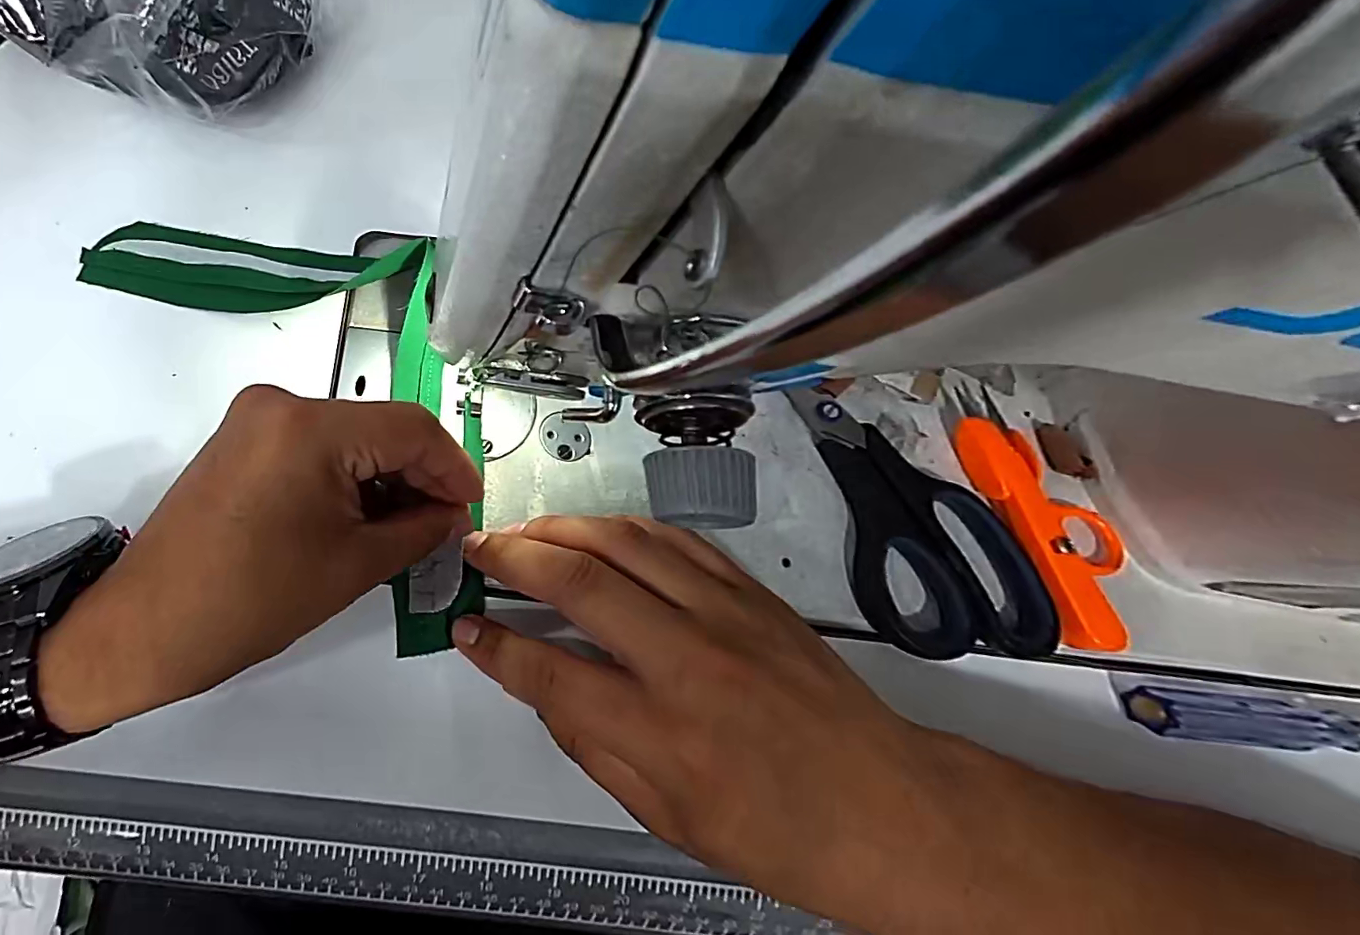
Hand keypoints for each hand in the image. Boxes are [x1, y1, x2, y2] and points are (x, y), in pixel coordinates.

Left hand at [40, 386, 479, 732]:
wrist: (144, 627)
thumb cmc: (249, 601)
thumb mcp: (353, 565)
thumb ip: (420, 529)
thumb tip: (451, 514)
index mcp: (308, 426)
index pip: (411, 428)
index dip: (452, 467)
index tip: (470, 505)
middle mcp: (280, 403)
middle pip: (378, 427)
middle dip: (418, 475)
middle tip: (442, 523)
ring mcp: (255, 417)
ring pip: (348, 436)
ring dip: (383, 476)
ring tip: (407, 526)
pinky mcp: (242, 438)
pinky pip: (314, 445)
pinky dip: (346, 475)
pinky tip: (364, 514)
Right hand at [454, 517, 982, 929]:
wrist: (894, 810)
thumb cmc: (783, 832)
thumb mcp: (669, 818)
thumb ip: (592, 746)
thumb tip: (543, 688)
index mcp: (663, 731)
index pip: (550, 671)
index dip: (494, 647)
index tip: (465, 628)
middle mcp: (689, 659)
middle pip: (578, 582)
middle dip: (512, 557)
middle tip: (477, 549)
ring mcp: (723, 614)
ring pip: (621, 542)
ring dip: (560, 528)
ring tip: (524, 531)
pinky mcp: (749, 592)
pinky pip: (672, 538)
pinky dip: (622, 527)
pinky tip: (597, 531)